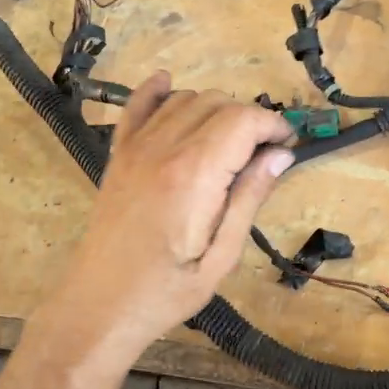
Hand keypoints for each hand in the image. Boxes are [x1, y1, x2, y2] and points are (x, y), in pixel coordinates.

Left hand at [58, 73, 293, 354]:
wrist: (100, 305)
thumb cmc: (167, 291)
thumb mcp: (222, 256)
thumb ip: (249, 198)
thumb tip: (280, 155)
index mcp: (194, 175)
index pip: (243, 120)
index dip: (273, 125)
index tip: (288, 146)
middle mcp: (164, 149)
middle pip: (218, 103)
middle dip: (250, 119)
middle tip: (265, 153)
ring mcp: (136, 148)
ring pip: (186, 99)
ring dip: (216, 109)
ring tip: (231, 142)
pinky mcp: (118, 155)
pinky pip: (138, 106)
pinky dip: (156, 90)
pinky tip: (169, 84)